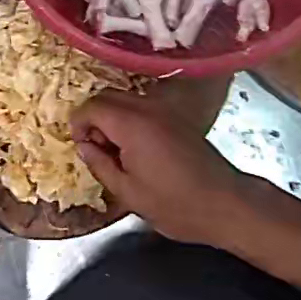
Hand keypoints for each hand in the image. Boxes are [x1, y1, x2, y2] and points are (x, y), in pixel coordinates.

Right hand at [72, 90, 260, 245]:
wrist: (222, 201)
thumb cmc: (174, 203)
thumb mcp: (128, 192)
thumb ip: (100, 165)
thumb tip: (84, 147)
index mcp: (133, 123)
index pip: (92, 106)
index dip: (78, 123)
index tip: (80, 147)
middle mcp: (149, 106)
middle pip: (108, 96)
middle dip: (94, 118)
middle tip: (96, 151)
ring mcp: (165, 108)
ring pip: (126, 99)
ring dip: (112, 118)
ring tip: (116, 153)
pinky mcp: (177, 116)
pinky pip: (143, 106)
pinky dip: (130, 119)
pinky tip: (136, 149)